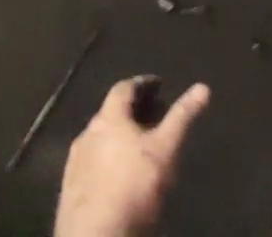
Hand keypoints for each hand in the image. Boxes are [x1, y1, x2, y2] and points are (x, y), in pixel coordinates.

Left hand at [54, 76, 210, 236]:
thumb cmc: (133, 186)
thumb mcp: (166, 149)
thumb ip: (182, 117)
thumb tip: (202, 87)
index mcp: (108, 119)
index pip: (123, 88)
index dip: (142, 83)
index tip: (159, 85)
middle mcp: (86, 134)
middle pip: (110, 113)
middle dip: (132, 111)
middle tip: (154, 117)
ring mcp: (74, 163)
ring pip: (99, 139)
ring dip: (118, 136)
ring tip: (139, 146)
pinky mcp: (69, 189)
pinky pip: (91, 162)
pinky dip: (107, 158)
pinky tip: (119, 174)